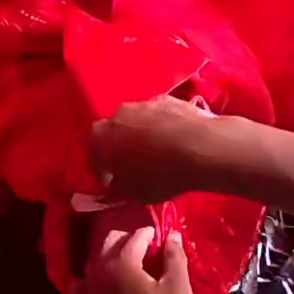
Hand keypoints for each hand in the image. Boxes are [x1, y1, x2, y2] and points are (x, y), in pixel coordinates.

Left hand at [70, 223, 193, 293]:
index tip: (160, 235)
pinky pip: (79, 286)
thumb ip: (174, 258)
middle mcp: (98, 273)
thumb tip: (170, 235)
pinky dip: (88, 280)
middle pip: (110, 243)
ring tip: (129, 262)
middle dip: (128, 239)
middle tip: (147, 246)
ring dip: (110, 256)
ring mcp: (87, 293)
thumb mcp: (179, 290)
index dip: (149, 234)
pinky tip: (101, 284)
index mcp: (121, 264)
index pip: (135, 238)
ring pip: (94, 261)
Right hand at [89, 97, 224, 203]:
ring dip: (141, 135)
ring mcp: (144, 103)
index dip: (101, 170)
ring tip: (157, 154)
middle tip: (132, 165)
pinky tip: (174, 142)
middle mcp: (118, 113)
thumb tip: (115, 182)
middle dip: (120, 148)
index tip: (111, 182)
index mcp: (101, 137)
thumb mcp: (132, 194)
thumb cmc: (159, 175)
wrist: (200, 147)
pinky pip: (159, 117)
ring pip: (136, 121)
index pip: (92, 154)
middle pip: (114, 132)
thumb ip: (117, 187)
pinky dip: (162, 128)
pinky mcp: (169, 99)